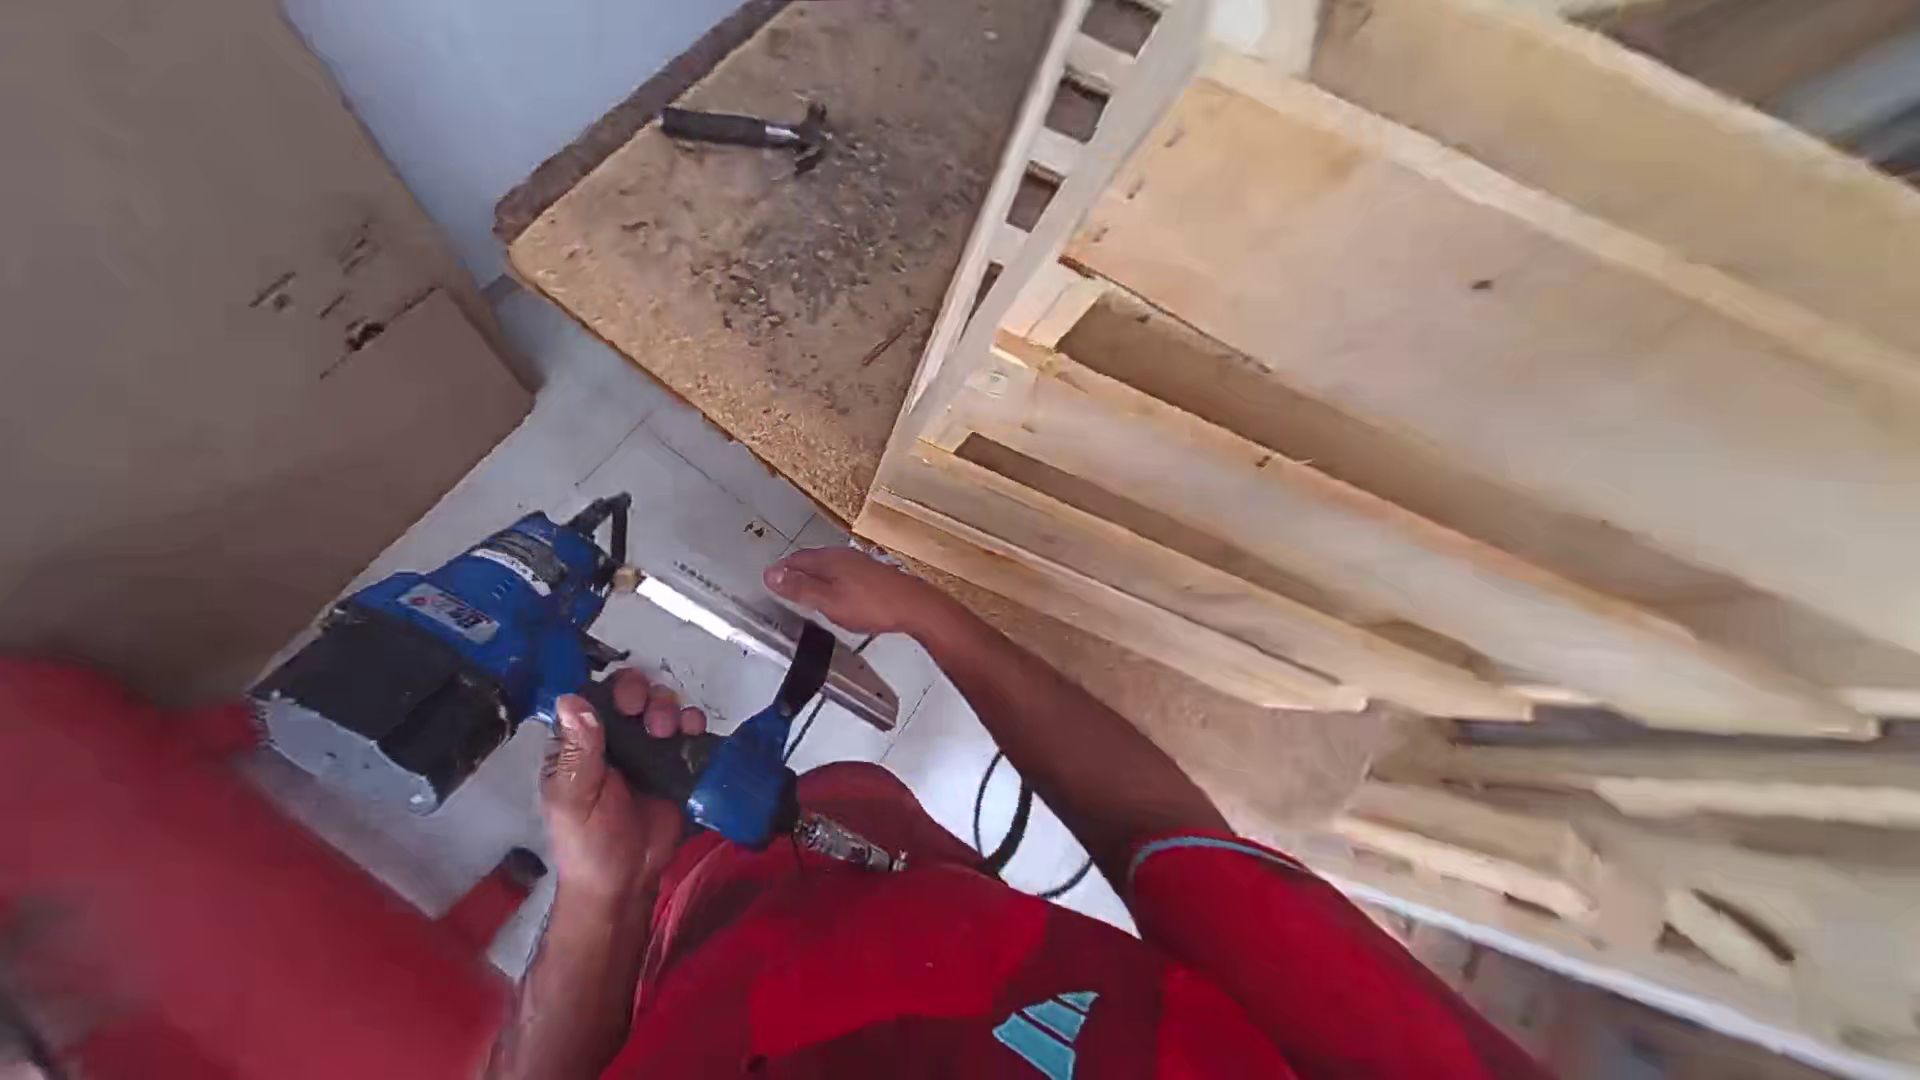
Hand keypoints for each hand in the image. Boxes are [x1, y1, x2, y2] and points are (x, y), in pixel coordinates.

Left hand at [542, 669, 705, 903]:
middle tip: (653, 723)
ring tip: (669, 733)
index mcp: (579, 745)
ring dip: (669, 708)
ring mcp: (646, 747)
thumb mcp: (575, 798)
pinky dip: (693, 722)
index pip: (592, 698)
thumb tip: (571, 699)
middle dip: (647, 697)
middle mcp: (613, 739)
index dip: (612, 691)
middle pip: (633, 693)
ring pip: (661, 704)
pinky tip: (691, 733)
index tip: (628, 705)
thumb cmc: (589, 842)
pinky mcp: (675, 759)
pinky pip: (687, 727)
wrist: (628, 880)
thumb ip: (579, 750)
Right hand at [764, 546, 953, 636]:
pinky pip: (845, 573)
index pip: (796, 559)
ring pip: (830, 565)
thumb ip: (799, 588)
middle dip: (797, 570)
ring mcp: (861, 563)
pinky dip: (833, 580)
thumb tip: (772, 575)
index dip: (781, 570)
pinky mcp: (874, 574)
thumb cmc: (873, 604)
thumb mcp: (828, 601)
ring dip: (815, 575)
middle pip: (813, 559)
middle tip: (784, 582)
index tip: (770, 578)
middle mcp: (845, 556)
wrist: (914, 607)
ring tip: (807, 588)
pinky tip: (837, 593)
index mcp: (830, 559)